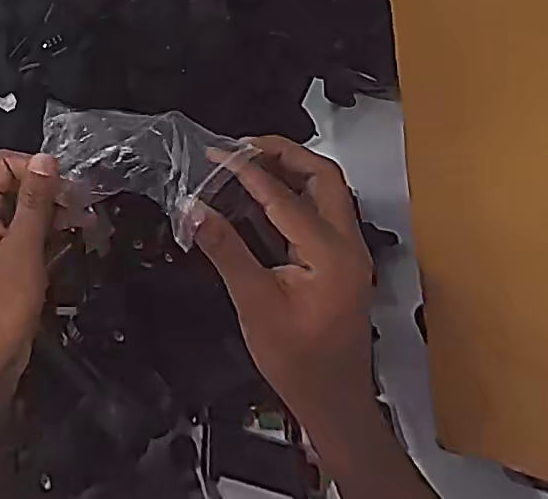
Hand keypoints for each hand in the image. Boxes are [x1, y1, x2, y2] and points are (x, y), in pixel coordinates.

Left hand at [0, 150, 60, 400]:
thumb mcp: (22, 251)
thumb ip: (35, 203)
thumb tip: (45, 160)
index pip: (4, 164)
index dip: (35, 167)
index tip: (65, 182)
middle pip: (17, 186)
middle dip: (51, 191)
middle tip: (81, 204)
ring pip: (27, 213)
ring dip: (55, 214)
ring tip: (84, 224)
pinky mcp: (6, 268)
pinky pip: (29, 239)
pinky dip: (50, 238)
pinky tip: (72, 246)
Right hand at [189, 136, 430, 495]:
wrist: (333, 402)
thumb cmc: (302, 365)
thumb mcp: (255, 305)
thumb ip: (226, 251)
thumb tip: (197, 212)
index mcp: (331, 257)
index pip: (285, 196)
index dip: (248, 171)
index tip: (221, 156)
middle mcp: (348, 246)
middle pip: (324, 175)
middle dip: (283, 152)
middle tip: (245, 145)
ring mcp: (349, 250)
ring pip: (328, 187)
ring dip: (292, 167)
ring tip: (253, 159)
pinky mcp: (342, 257)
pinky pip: (323, 206)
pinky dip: (296, 188)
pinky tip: (267, 192)